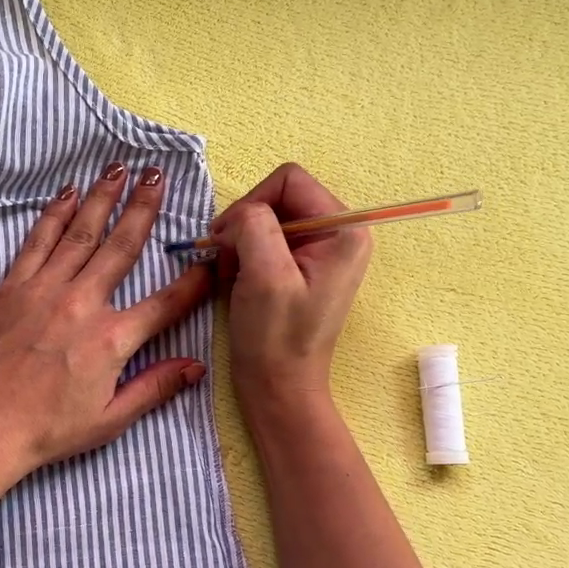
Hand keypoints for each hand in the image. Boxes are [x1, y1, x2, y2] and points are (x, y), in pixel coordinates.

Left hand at [0, 162, 213, 486]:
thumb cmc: (46, 431)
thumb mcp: (109, 420)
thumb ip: (155, 388)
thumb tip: (197, 366)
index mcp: (112, 339)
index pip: (166, 302)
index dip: (195, 279)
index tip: (213, 255)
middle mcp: (81, 304)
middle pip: (121, 247)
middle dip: (144, 208)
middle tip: (159, 174)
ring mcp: (43, 291)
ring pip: (80, 233)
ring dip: (101, 198)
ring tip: (119, 168)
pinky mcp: (11, 288)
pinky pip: (37, 242)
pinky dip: (54, 215)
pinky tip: (67, 193)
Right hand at [211, 163, 371, 418]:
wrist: (277, 387)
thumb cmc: (276, 337)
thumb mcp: (265, 275)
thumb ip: (254, 227)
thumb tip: (237, 216)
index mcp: (344, 230)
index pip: (288, 180)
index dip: (252, 203)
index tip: (229, 239)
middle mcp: (337, 233)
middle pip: (276, 197)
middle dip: (244, 224)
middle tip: (225, 260)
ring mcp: (318, 252)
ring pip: (265, 219)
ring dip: (239, 242)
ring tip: (230, 275)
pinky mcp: (298, 268)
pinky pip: (263, 241)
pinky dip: (242, 255)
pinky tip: (234, 280)